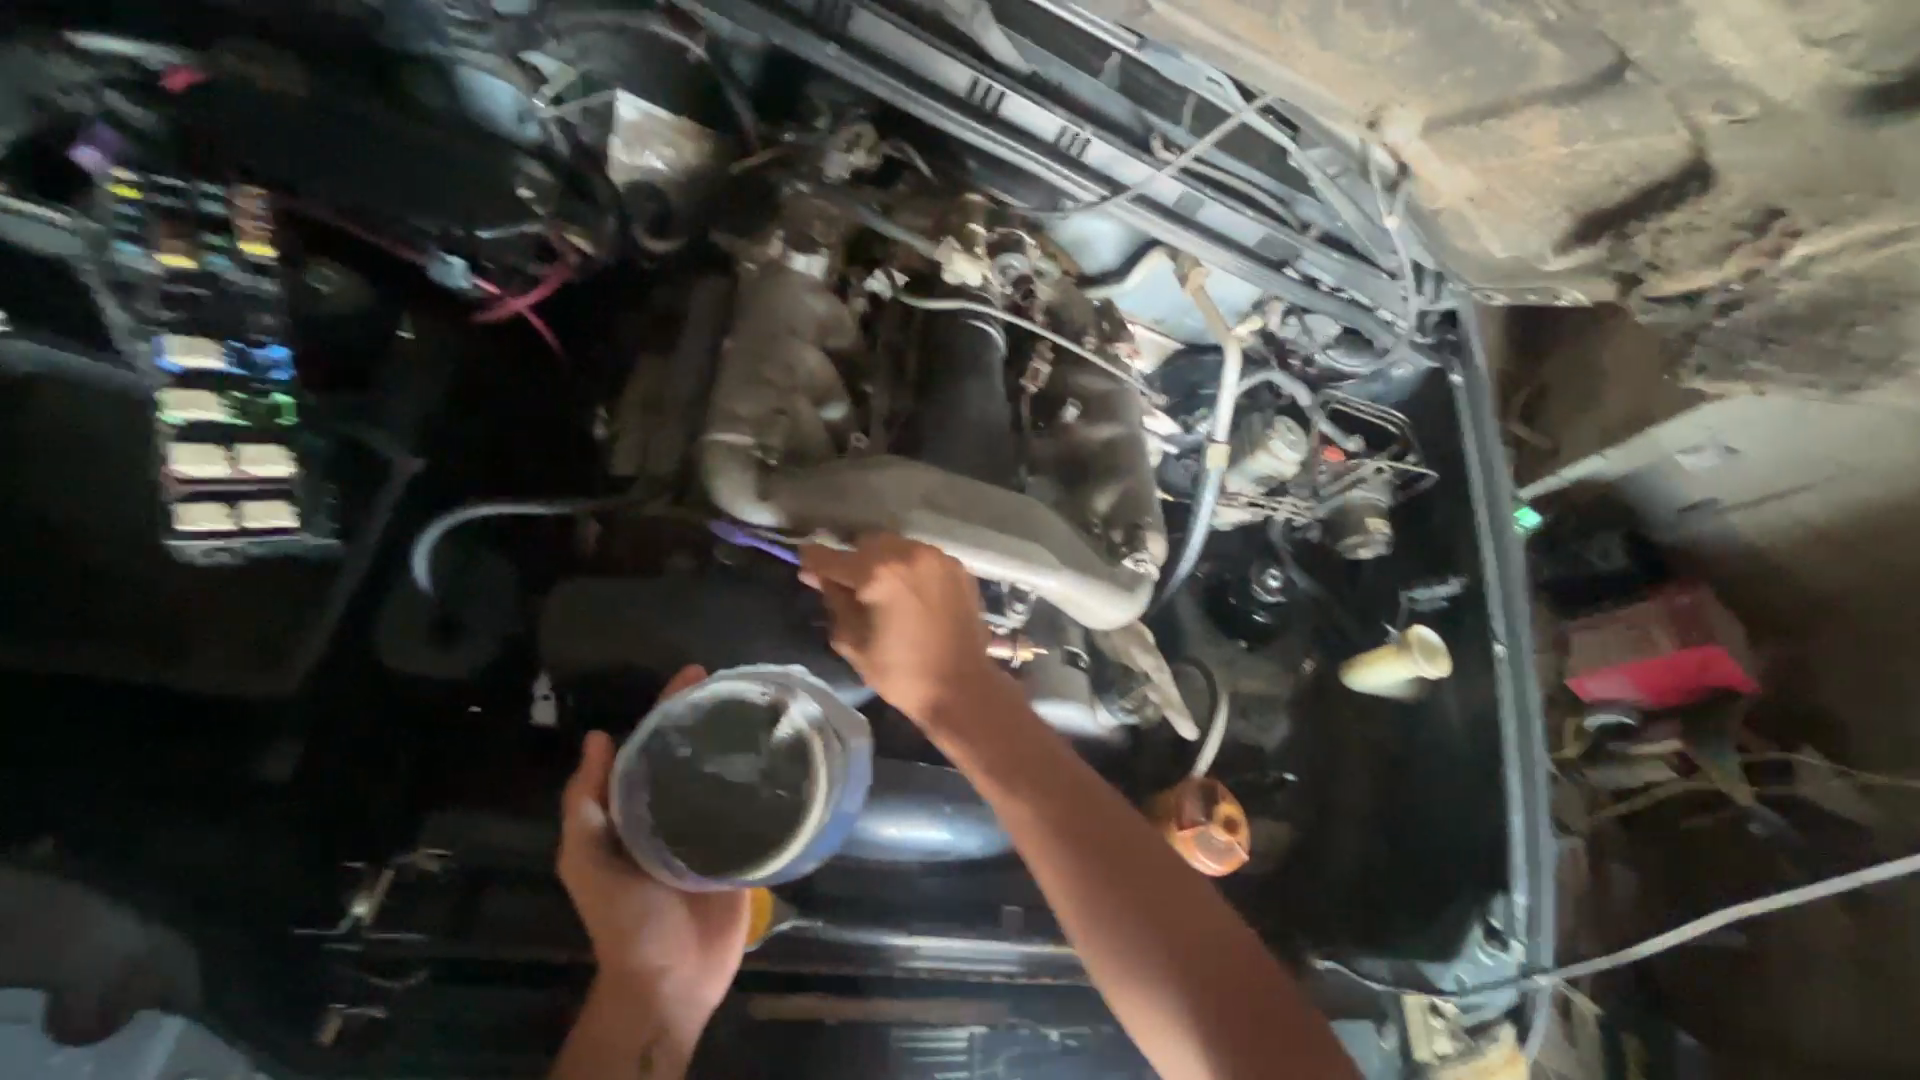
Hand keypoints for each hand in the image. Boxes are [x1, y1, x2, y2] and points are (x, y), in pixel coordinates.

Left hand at [557, 665, 749, 1023]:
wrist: (669, 980)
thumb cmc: (624, 919)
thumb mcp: (585, 860)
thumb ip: (586, 803)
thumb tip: (600, 737)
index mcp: (633, 810)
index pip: (651, 745)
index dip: (669, 708)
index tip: (695, 673)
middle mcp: (672, 813)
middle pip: (693, 754)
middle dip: (712, 718)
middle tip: (744, 687)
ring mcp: (710, 832)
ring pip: (727, 777)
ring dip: (744, 746)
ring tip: (772, 713)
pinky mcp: (743, 852)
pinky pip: (755, 812)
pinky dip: (769, 786)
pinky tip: (789, 760)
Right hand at [798, 534, 1012, 726]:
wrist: (960, 687)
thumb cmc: (900, 672)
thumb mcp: (852, 640)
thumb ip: (834, 601)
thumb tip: (819, 577)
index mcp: (877, 573)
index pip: (831, 557)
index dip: (813, 562)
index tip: (806, 568)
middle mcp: (908, 553)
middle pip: (866, 543)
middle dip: (853, 561)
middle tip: (849, 586)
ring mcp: (937, 558)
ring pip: (897, 546)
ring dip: (883, 561)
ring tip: (883, 590)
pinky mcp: (957, 568)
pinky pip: (923, 557)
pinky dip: (910, 568)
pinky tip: (911, 593)